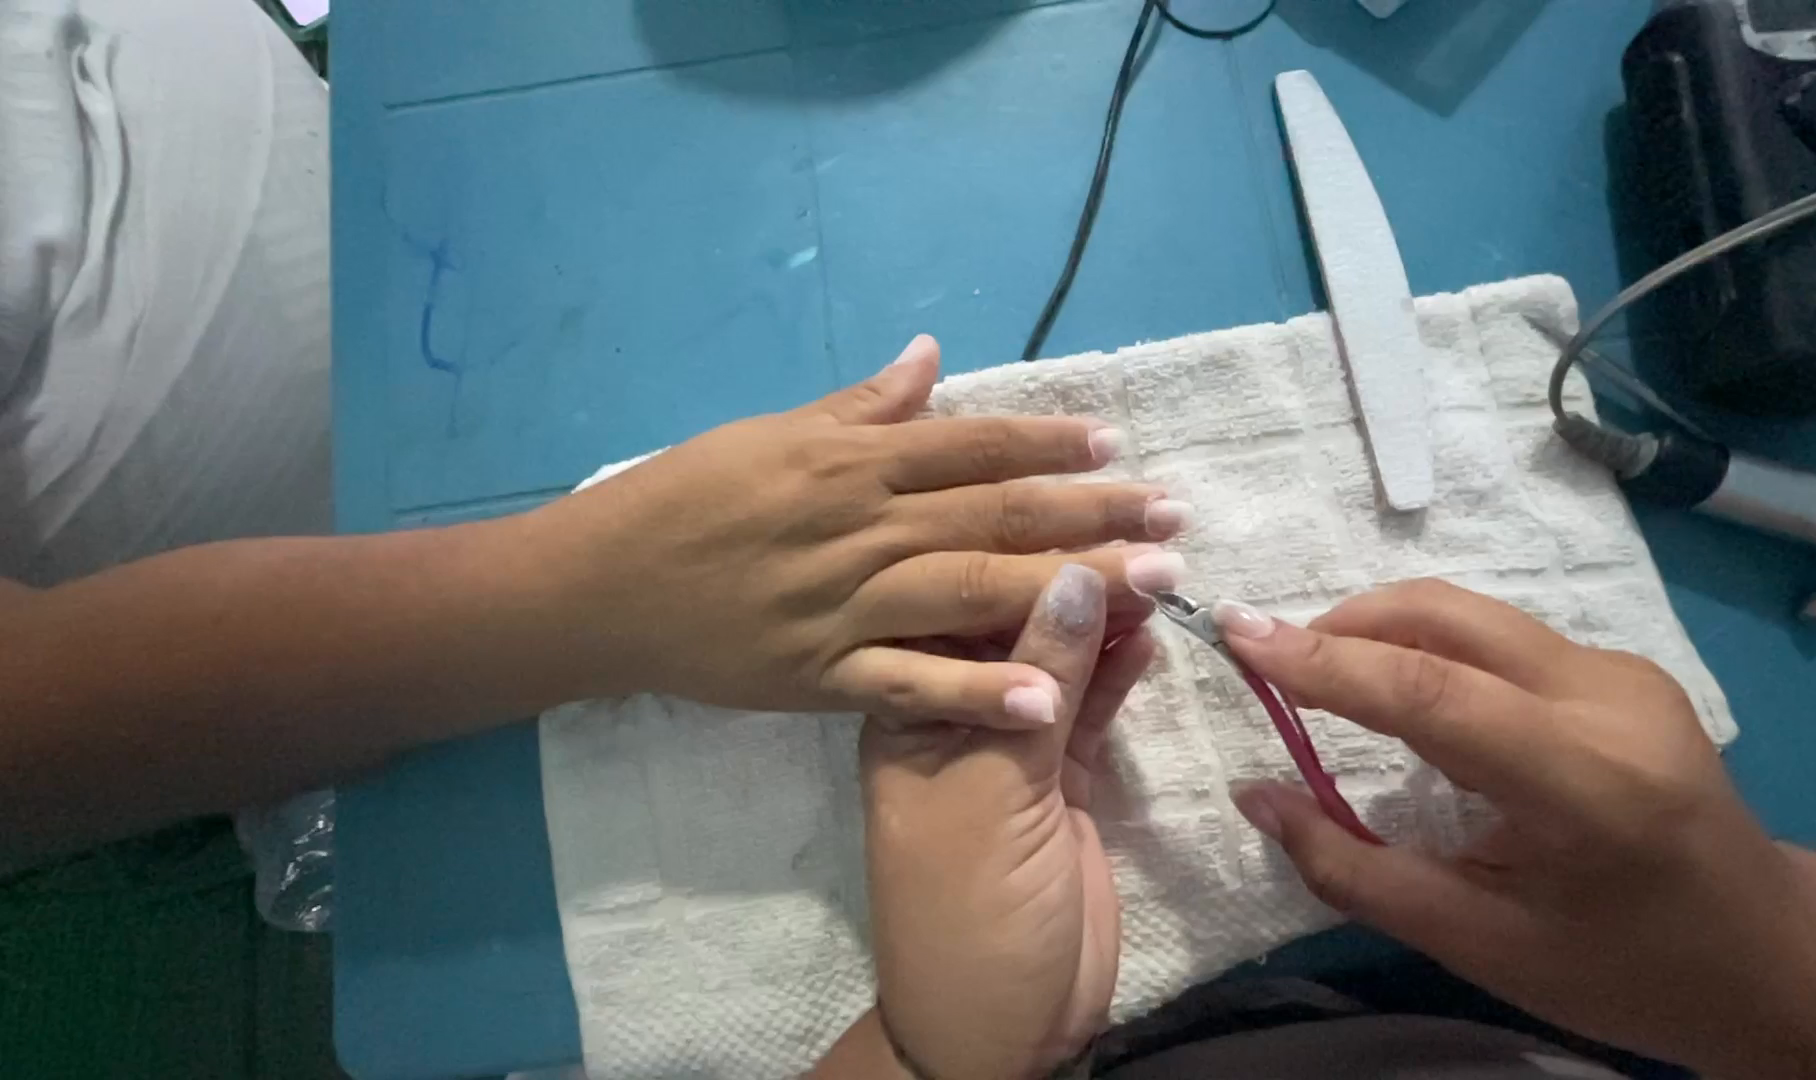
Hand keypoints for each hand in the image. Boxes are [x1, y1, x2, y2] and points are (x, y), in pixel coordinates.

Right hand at [519, 336, 1186, 726]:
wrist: (601, 585)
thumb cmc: (686, 498)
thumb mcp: (769, 432)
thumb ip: (859, 403)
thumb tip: (930, 354)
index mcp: (848, 462)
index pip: (969, 445)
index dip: (1047, 443)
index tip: (1115, 446)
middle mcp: (860, 526)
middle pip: (995, 513)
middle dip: (1090, 513)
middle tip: (1172, 515)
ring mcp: (845, 605)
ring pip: (972, 589)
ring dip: (1068, 588)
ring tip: (1150, 587)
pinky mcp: (823, 677)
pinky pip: (912, 683)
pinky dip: (979, 691)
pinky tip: (1052, 697)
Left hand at [857, 564, 1154, 1078]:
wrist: (1001, 1027)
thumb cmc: (968, 905)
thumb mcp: (998, 788)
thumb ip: (1041, 682)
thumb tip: (1075, 573)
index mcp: (912, 703)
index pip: (963, 604)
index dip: (1022, 553)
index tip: (1083, 503)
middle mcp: (957, 708)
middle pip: (1020, 622)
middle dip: (1078, 575)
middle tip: (1146, 525)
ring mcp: (1014, 739)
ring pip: (1062, 659)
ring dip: (1108, 616)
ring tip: (1159, 567)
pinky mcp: (1060, 773)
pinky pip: (1091, 707)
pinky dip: (1119, 672)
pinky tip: (1147, 634)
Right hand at [1216, 579, 1815, 1079]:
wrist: (1773, 953)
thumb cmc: (1617, 963)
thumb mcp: (1472, 942)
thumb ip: (1346, 868)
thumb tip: (1252, 795)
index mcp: (1588, 785)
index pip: (1433, 695)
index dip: (1324, 661)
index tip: (1239, 636)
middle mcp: (1610, 701)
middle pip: (1444, 619)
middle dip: (1339, 625)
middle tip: (1269, 656)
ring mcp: (1618, 671)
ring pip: (1460, 610)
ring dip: (1372, 626)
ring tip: (1318, 671)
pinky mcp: (1610, 664)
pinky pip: (1483, 629)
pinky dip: (1412, 641)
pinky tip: (1391, 686)